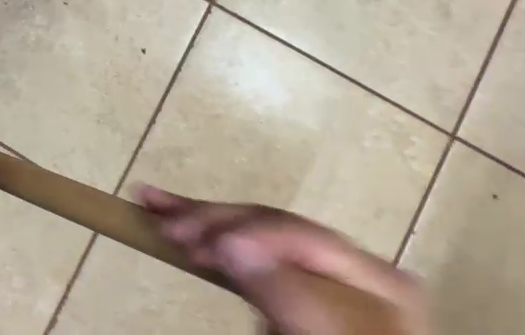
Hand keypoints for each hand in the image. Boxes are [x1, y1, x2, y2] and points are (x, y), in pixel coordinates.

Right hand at [138, 186, 431, 334]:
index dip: (240, 228)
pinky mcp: (298, 295)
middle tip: (156, 213)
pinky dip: (211, 238)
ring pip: (253, 235)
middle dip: (210, 218)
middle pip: (268, 227)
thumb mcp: (324, 330)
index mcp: (373, 274)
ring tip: (152, 203)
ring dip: (200, 220)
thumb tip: (229, 241)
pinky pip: (251, 257)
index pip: (294, 230)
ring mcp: (322, 282)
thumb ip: (287, 289)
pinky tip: (180, 220)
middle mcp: (349, 268)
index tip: (186, 239)